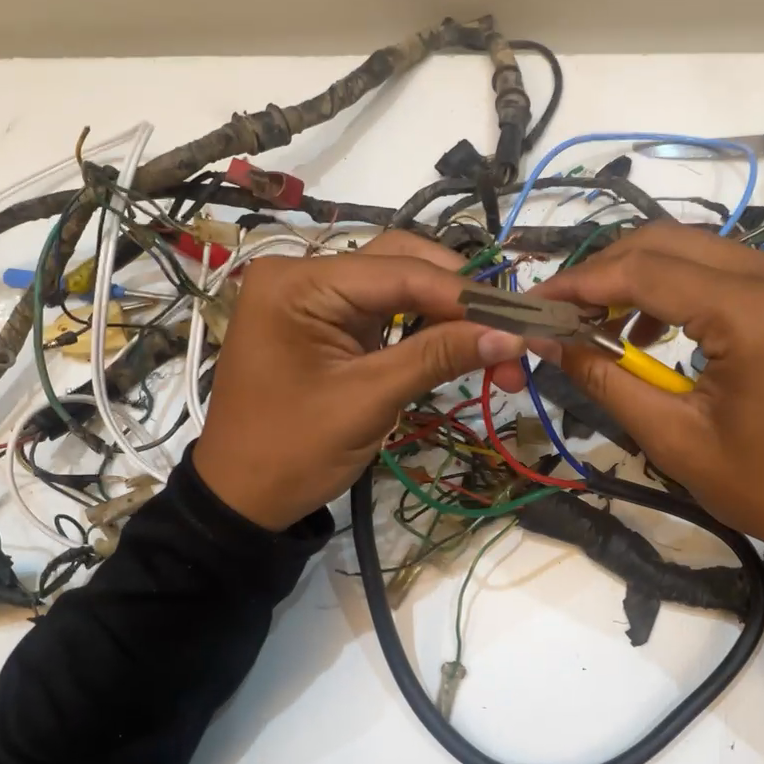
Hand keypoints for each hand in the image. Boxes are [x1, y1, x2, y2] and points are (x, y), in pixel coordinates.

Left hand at [196, 232, 527, 529]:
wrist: (241, 499)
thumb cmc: (293, 451)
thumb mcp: (368, 401)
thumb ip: (437, 357)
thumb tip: (512, 335)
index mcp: (297, 281)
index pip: (399, 270)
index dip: (465, 295)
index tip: (522, 320)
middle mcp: (304, 274)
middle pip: (401, 264)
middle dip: (459, 300)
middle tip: (511, 335)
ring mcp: (314, 299)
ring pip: (400, 287)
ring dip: (449, 316)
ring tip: (497, 349)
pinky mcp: (327, 324)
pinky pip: (386, 313)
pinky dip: (425, 331)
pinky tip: (461, 348)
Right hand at [530, 223, 763, 558]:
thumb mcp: (674, 439)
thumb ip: (605, 379)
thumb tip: (546, 339)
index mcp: (753, 313)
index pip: (644, 271)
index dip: (581, 283)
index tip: (535, 301)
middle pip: (667, 242)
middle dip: (605, 272)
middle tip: (563, 312)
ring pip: (693, 248)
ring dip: (639, 276)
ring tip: (600, 326)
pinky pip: (722, 268)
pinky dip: (677, 287)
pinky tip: (652, 332)